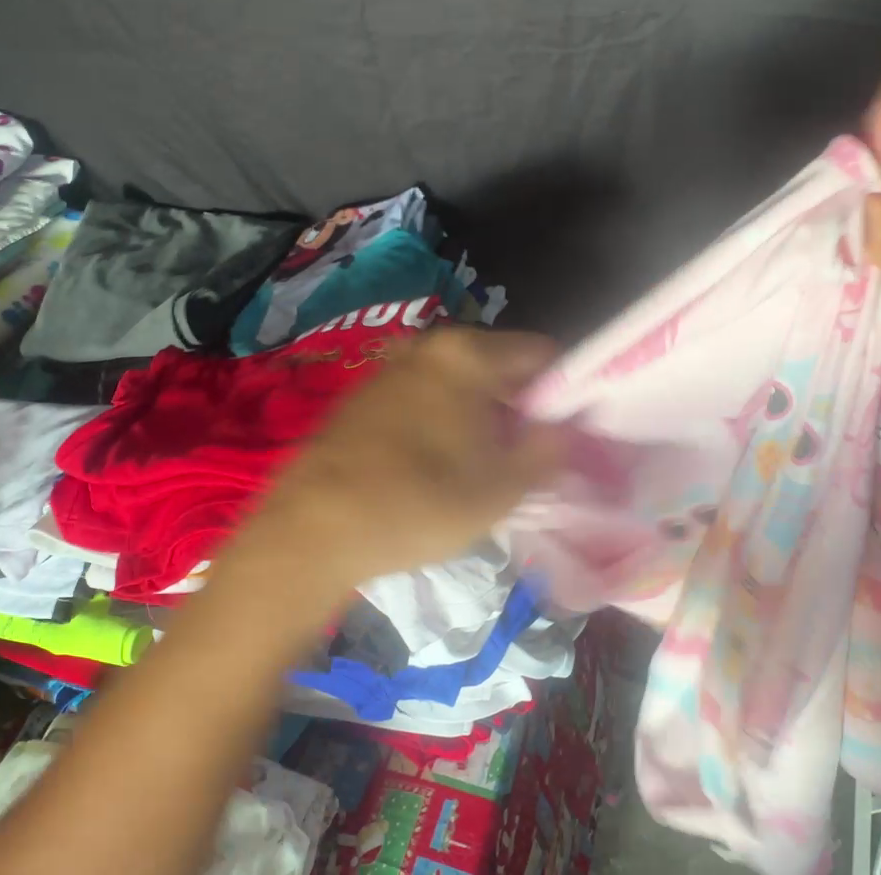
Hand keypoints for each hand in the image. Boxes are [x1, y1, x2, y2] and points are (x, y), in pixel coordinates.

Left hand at [254, 328, 565, 583]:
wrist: (309, 533)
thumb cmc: (417, 503)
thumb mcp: (501, 488)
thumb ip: (549, 451)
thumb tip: (569, 429)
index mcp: (467, 354)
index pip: (544, 355)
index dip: (567, 394)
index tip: (571, 436)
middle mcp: (428, 347)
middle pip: (501, 369)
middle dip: (523, 411)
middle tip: (530, 463)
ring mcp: (390, 370)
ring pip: (462, 388)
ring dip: (484, 421)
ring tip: (485, 474)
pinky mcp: (363, 399)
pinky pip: (426, 402)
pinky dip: (446, 427)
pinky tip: (438, 473)